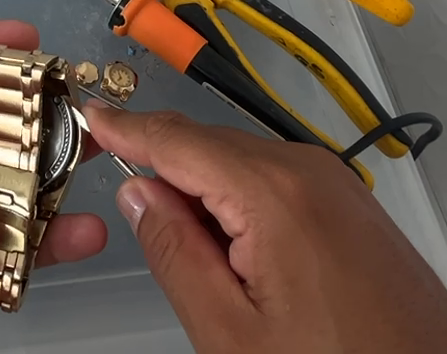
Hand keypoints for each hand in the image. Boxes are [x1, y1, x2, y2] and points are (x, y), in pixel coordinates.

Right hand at [84, 106, 446, 353]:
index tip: (91, 114)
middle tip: (127, 198)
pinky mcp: (354, 206)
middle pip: (208, 147)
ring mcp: (337, 184)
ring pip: (242, 164)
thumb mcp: (232, 336)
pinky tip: (236, 249)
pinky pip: (277, 182)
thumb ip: (175, 253)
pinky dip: (241, 201)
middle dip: (164, 166)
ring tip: (189, 248)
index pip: (177, 140)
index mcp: (272, 192)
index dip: (127, 127)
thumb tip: (140, 193)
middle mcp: (307, 169)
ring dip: (204, 190)